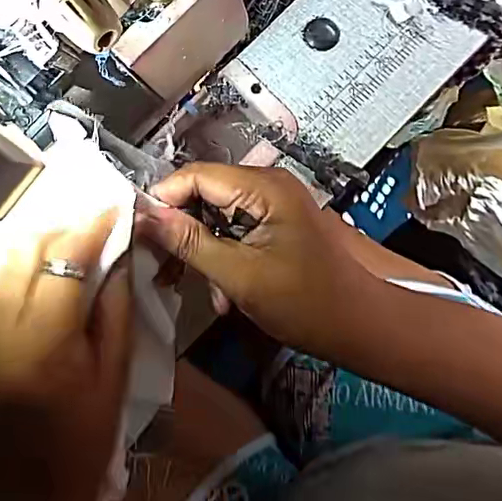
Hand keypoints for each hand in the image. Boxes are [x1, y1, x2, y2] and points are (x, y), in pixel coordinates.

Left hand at [0, 210, 134, 500]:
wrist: (29, 498)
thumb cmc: (85, 434)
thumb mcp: (116, 368)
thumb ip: (116, 300)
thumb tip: (118, 246)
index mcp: (42, 342)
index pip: (64, 258)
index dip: (91, 227)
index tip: (112, 208)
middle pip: (24, 252)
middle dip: (60, 232)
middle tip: (89, 231)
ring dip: (33, 255)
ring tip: (63, 256)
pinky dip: (10, 284)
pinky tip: (33, 290)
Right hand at [134, 163, 379, 359]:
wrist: (362, 325)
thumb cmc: (304, 301)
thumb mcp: (239, 275)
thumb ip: (190, 242)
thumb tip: (144, 216)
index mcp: (263, 186)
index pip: (196, 175)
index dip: (164, 199)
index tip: (138, 232)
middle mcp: (267, 183)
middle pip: (206, 193)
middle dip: (183, 230)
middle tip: (162, 267)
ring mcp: (274, 202)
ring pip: (218, 214)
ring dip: (204, 250)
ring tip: (199, 288)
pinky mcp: (277, 221)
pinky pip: (237, 228)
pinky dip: (224, 255)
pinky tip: (225, 293)